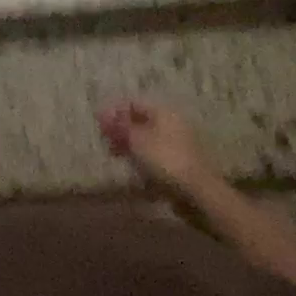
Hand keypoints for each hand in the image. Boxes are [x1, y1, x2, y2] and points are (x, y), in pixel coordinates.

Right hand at [97, 99, 218, 191]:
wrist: (196, 192)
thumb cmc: (165, 159)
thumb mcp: (137, 140)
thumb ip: (120, 125)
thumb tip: (103, 113)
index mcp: (164, 112)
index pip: (134, 103)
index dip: (115, 110)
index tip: (99, 122)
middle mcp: (171, 124)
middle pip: (140, 120)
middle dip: (121, 128)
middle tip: (104, 139)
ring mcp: (176, 144)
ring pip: (146, 138)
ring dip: (129, 144)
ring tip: (113, 154)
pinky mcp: (177, 163)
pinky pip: (154, 154)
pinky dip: (140, 157)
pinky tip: (130, 165)